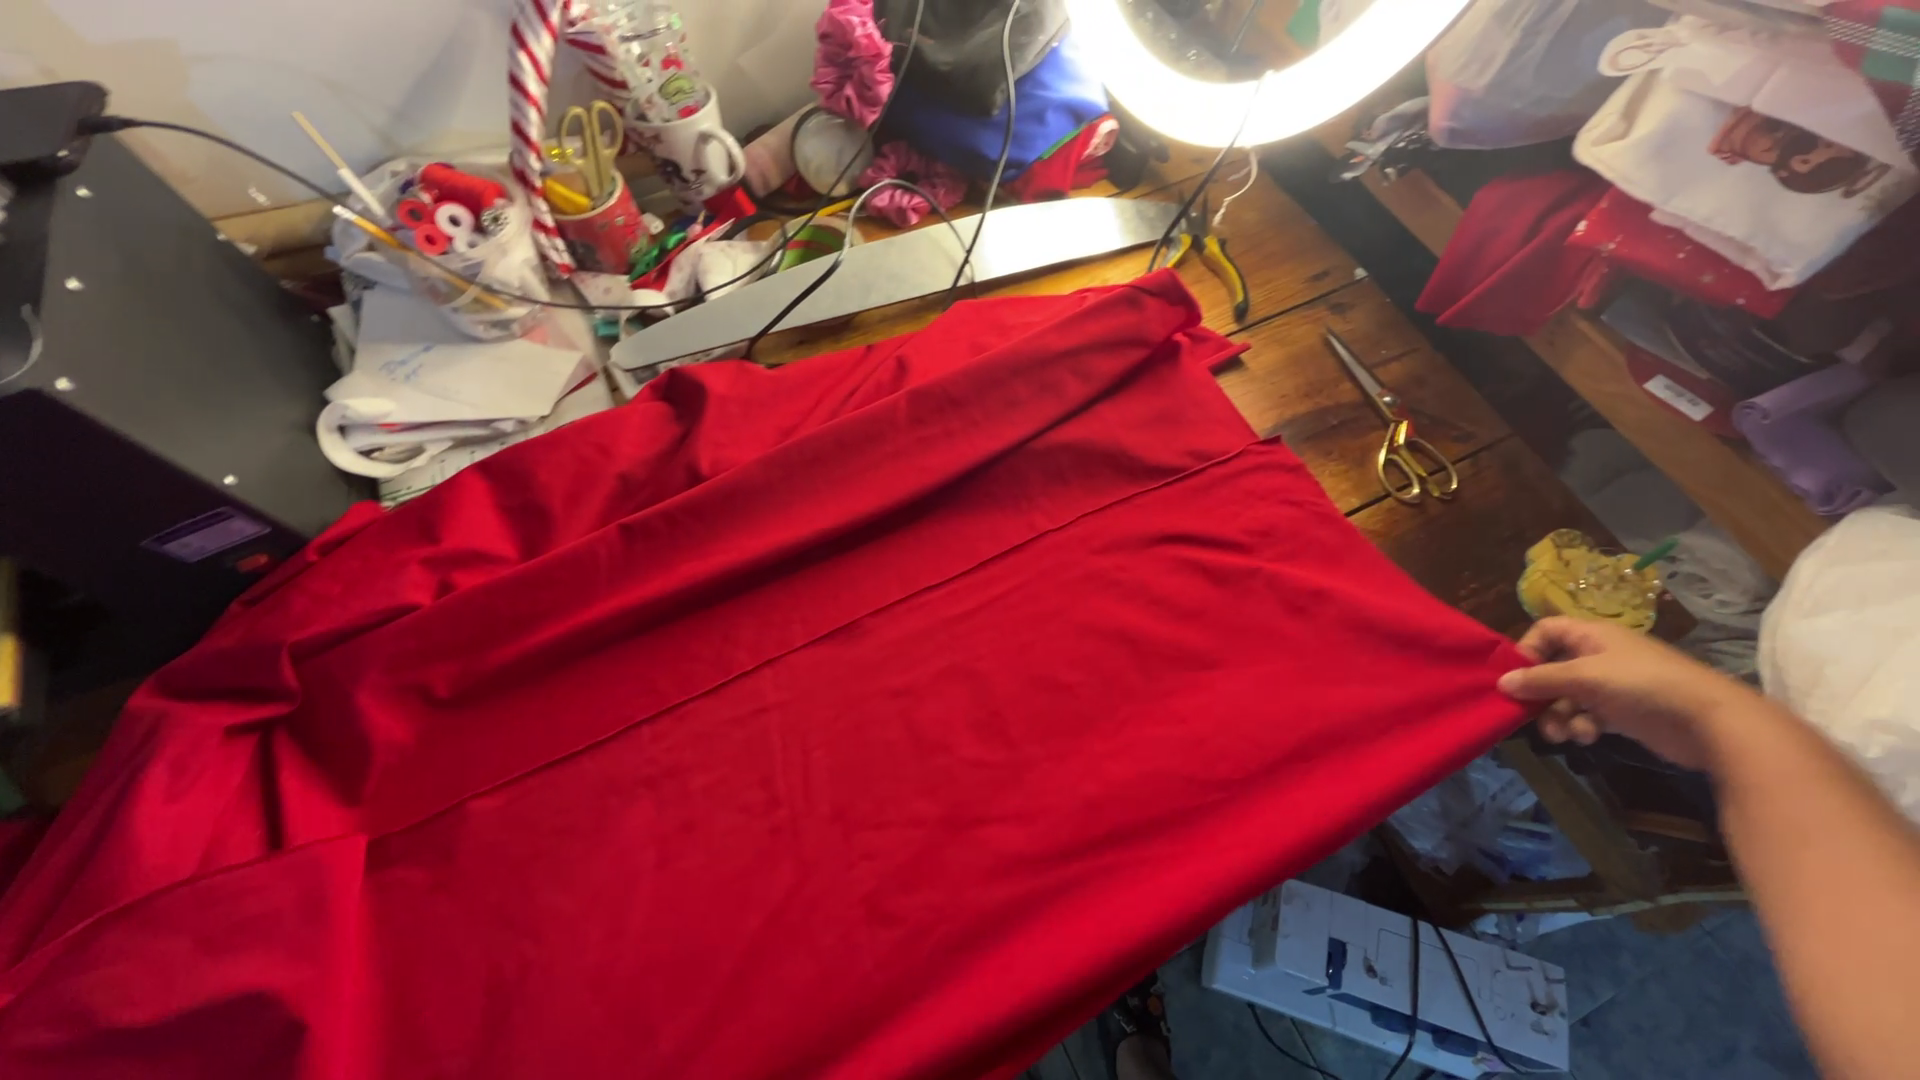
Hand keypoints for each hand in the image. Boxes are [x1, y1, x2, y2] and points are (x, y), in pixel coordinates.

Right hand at [1497, 616, 1764, 770]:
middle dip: (1539, 694)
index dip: (1527, 650)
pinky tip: (1588, 737)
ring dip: (1557, 716)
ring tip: (1561, 734)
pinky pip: (1587, 715)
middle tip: (1528, 714)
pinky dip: (1582, 726)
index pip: (1546, 630)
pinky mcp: (1623, 712)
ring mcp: (1612, 685)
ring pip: (1566, 696)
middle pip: (1552, 669)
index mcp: (1591, 636)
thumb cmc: (1643, 685)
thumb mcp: (1585, 677)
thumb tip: (1501, 683)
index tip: (1516, 676)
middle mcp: (1599, 656)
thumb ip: (1541, 680)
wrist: (1712, 722)